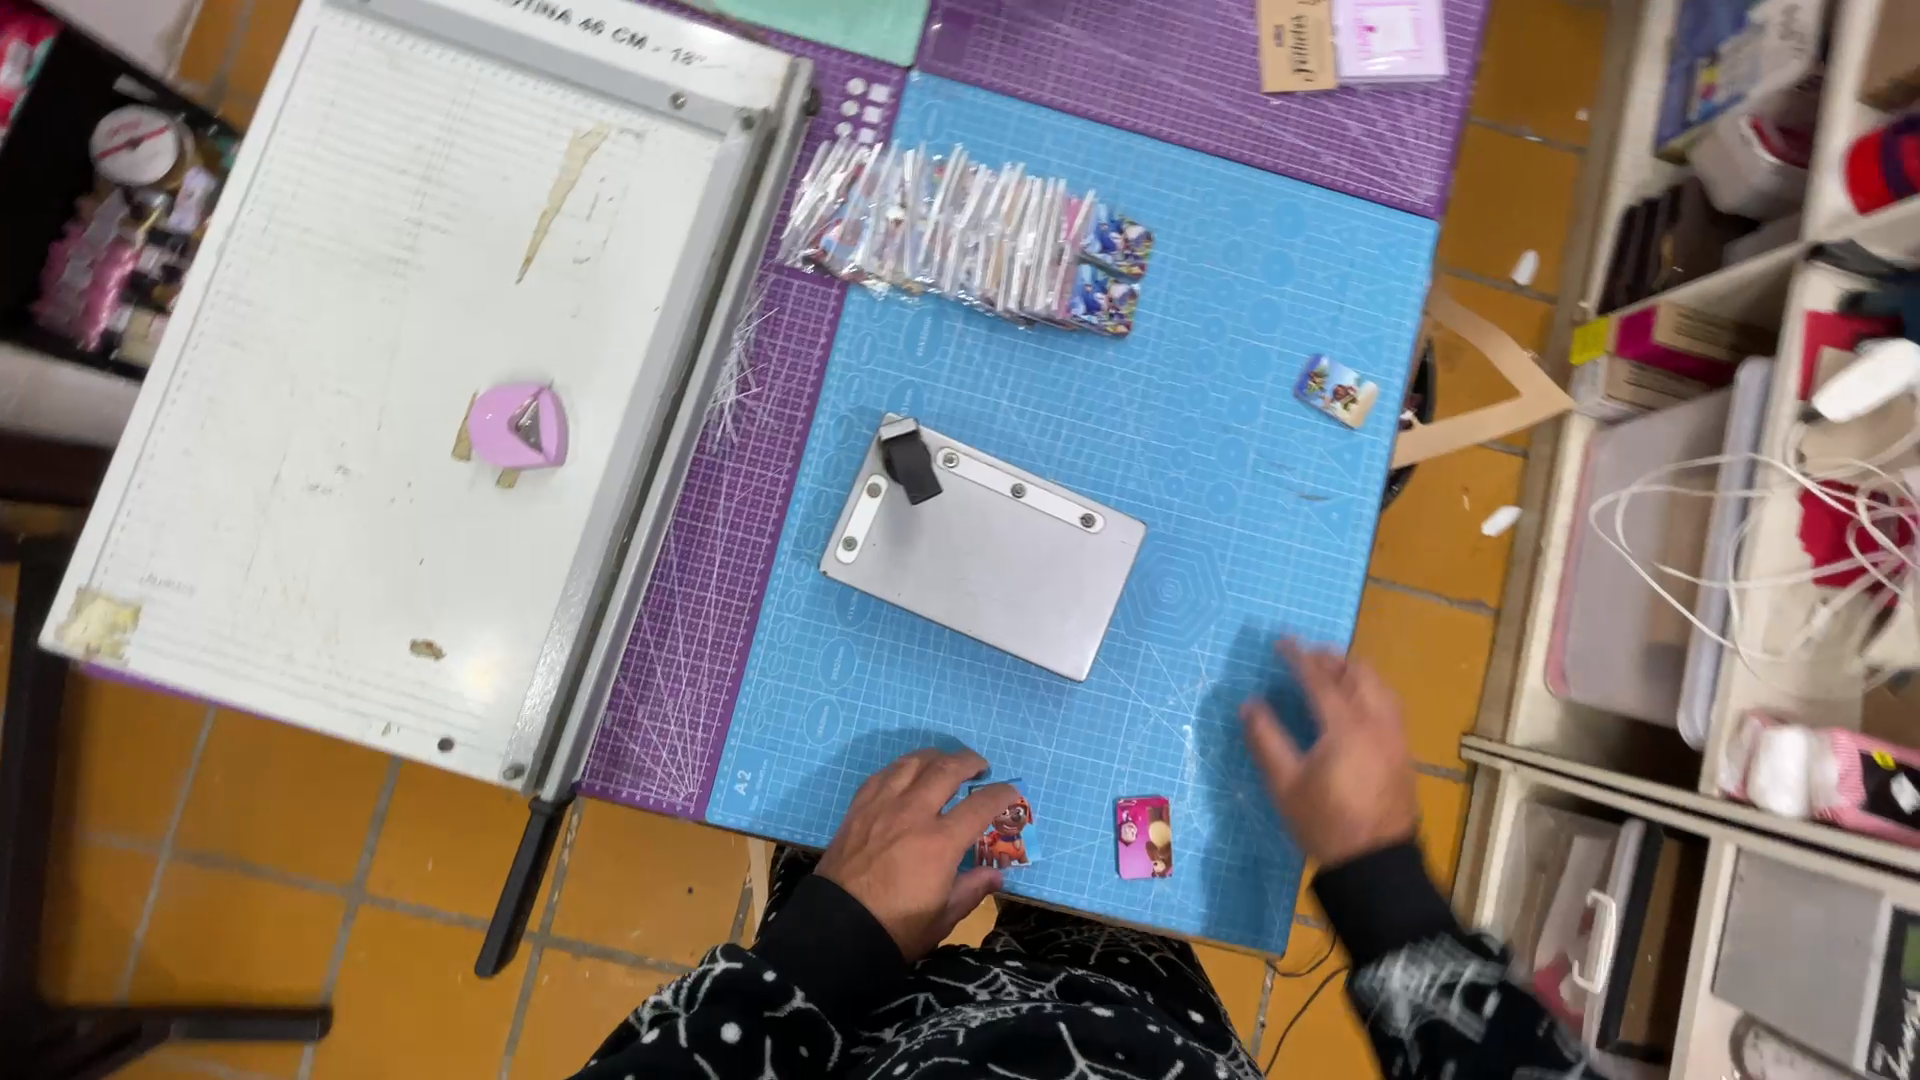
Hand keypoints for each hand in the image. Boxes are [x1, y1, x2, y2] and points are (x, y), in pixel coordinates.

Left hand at [817, 747, 1020, 960]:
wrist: (836, 930)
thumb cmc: (895, 929)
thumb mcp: (942, 918)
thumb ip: (972, 889)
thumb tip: (997, 875)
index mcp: (940, 842)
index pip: (980, 805)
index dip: (1001, 794)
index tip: (1011, 792)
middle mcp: (913, 813)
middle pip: (947, 769)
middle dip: (969, 761)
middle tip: (980, 766)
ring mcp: (883, 806)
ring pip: (913, 763)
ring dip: (935, 757)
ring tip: (945, 762)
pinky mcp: (859, 807)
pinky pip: (884, 774)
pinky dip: (902, 768)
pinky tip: (907, 774)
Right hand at [1241, 640, 1418, 867]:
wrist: (1375, 864)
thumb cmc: (1324, 823)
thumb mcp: (1284, 784)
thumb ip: (1265, 739)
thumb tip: (1250, 704)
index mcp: (1346, 728)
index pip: (1320, 680)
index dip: (1299, 657)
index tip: (1282, 641)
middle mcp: (1377, 725)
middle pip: (1360, 675)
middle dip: (1332, 659)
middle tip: (1307, 656)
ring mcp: (1396, 738)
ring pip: (1381, 688)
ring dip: (1354, 673)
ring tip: (1331, 672)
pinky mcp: (1403, 753)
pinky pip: (1390, 706)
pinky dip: (1370, 691)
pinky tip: (1355, 702)